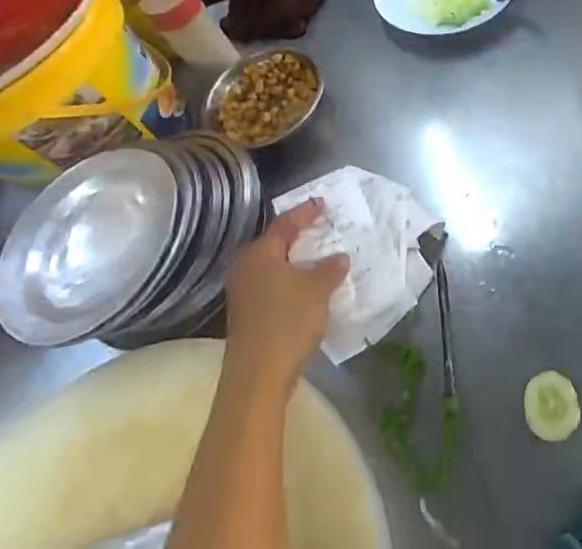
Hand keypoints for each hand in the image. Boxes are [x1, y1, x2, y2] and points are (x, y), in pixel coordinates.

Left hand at [224, 201, 348, 390]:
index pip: (285, 223)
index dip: (305, 212)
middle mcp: (246, 267)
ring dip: (294, 260)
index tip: (323, 203)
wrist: (257, 377)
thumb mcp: (317, 291)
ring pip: (272, 265)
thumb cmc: (287, 322)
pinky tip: (306, 286)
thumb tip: (339, 257)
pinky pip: (271, 283)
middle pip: (274, 243)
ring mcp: (243, 292)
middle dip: (298, 235)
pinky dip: (289, 279)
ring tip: (317, 256)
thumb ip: (329, 269)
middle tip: (321, 227)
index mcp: (260, 254)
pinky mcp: (246, 313)